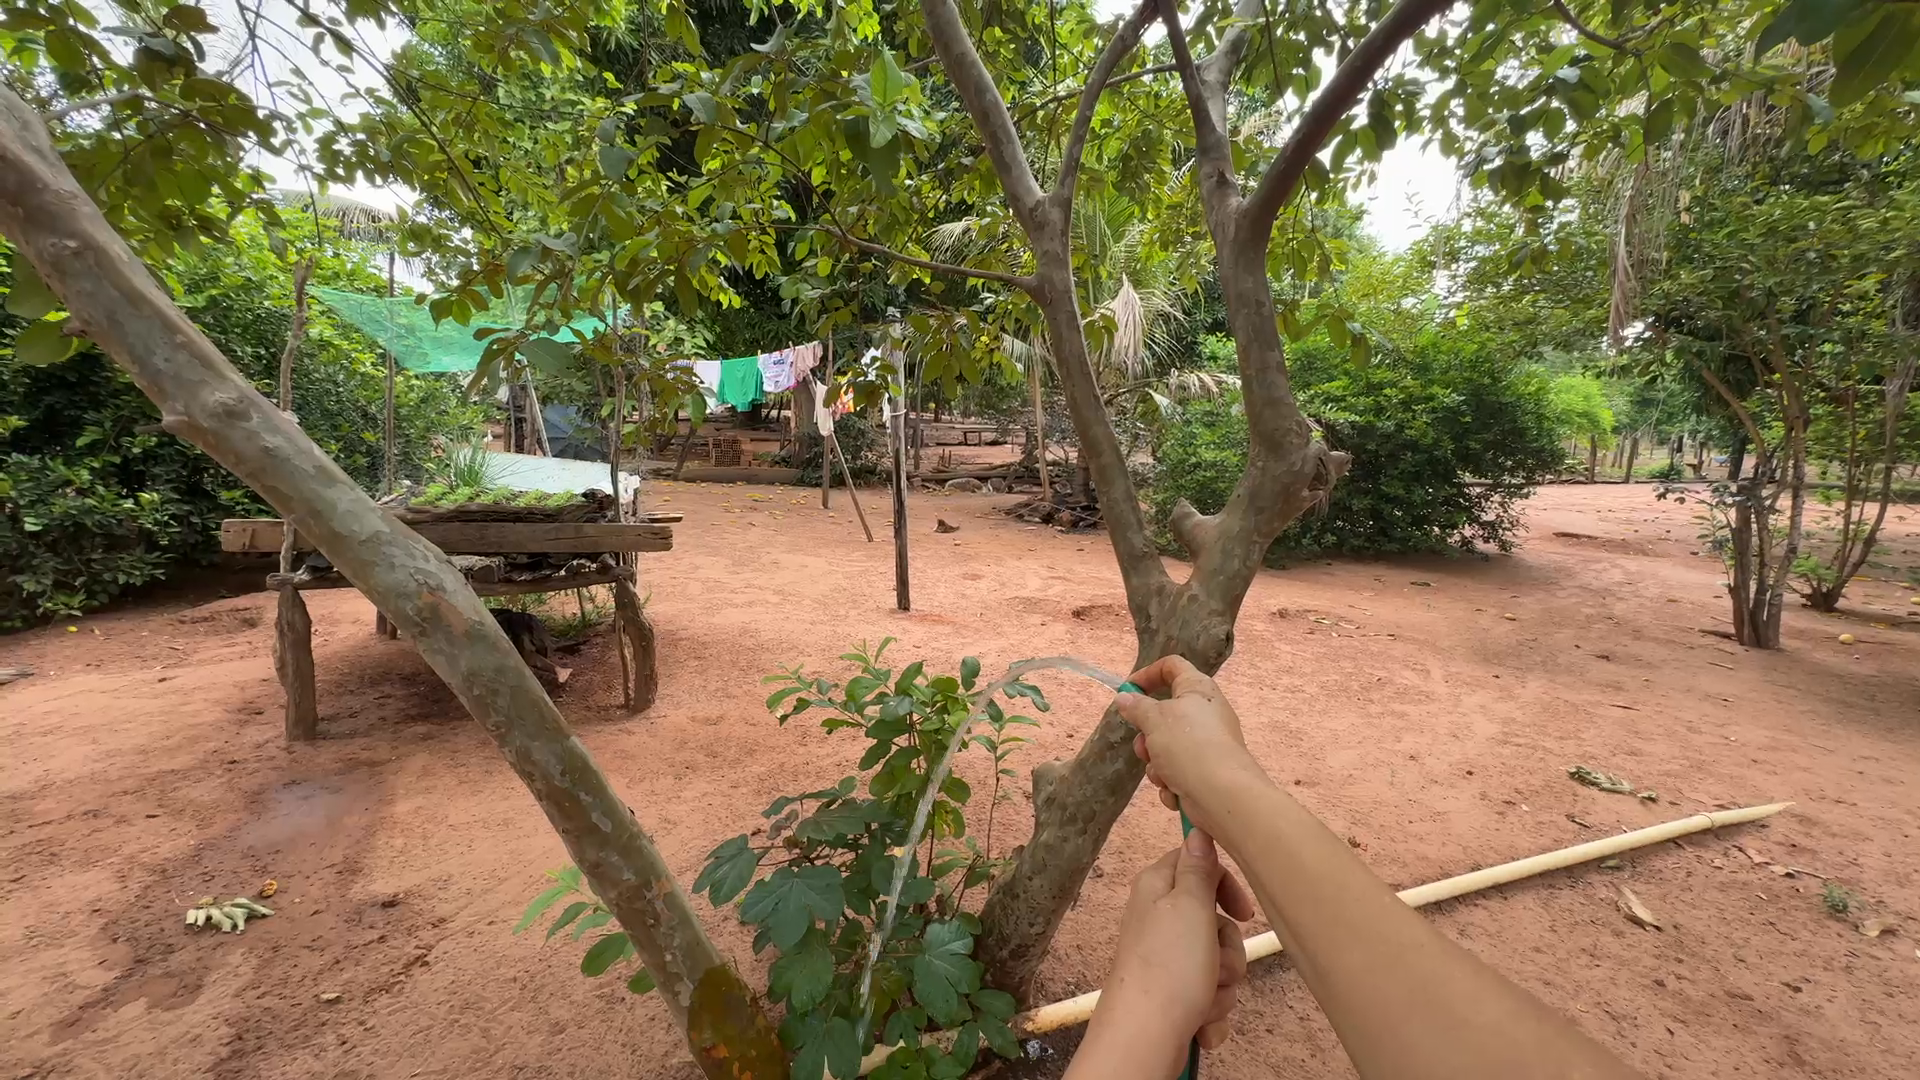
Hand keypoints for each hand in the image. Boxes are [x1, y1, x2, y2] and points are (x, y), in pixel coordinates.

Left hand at [1081, 830, 1253, 1074]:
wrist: (1146, 1036)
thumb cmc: (1170, 964)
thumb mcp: (1190, 906)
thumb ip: (1197, 868)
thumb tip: (1197, 829)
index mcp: (1157, 886)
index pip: (1196, 864)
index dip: (1224, 887)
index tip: (1243, 912)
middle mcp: (1157, 916)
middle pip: (1213, 920)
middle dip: (1227, 951)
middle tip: (1216, 964)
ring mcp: (1164, 957)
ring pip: (1216, 962)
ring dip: (1221, 986)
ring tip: (1204, 999)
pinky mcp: (1171, 992)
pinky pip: (1207, 995)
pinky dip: (1210, 1012)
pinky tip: (1199, 1023)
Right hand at [1115, 655, 1257, 830]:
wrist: (1224, 796)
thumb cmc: (1188, 746)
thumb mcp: (1154, 719)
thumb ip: (1136, 706)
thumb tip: (1124, 698)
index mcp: (1197, 689)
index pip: (1171, 666)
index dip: (1147, 674)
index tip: (1127, 691)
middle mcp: (1205, 713)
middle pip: (1164, 712)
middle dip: (1147, 733)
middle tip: (1143, 745)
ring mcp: (1207, 743)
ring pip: (1166, 745)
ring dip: (1156, 761)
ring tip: (1161, 774)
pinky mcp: (1206, 770)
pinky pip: (1177, 769)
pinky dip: (1170, 780)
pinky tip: (1173, 790)